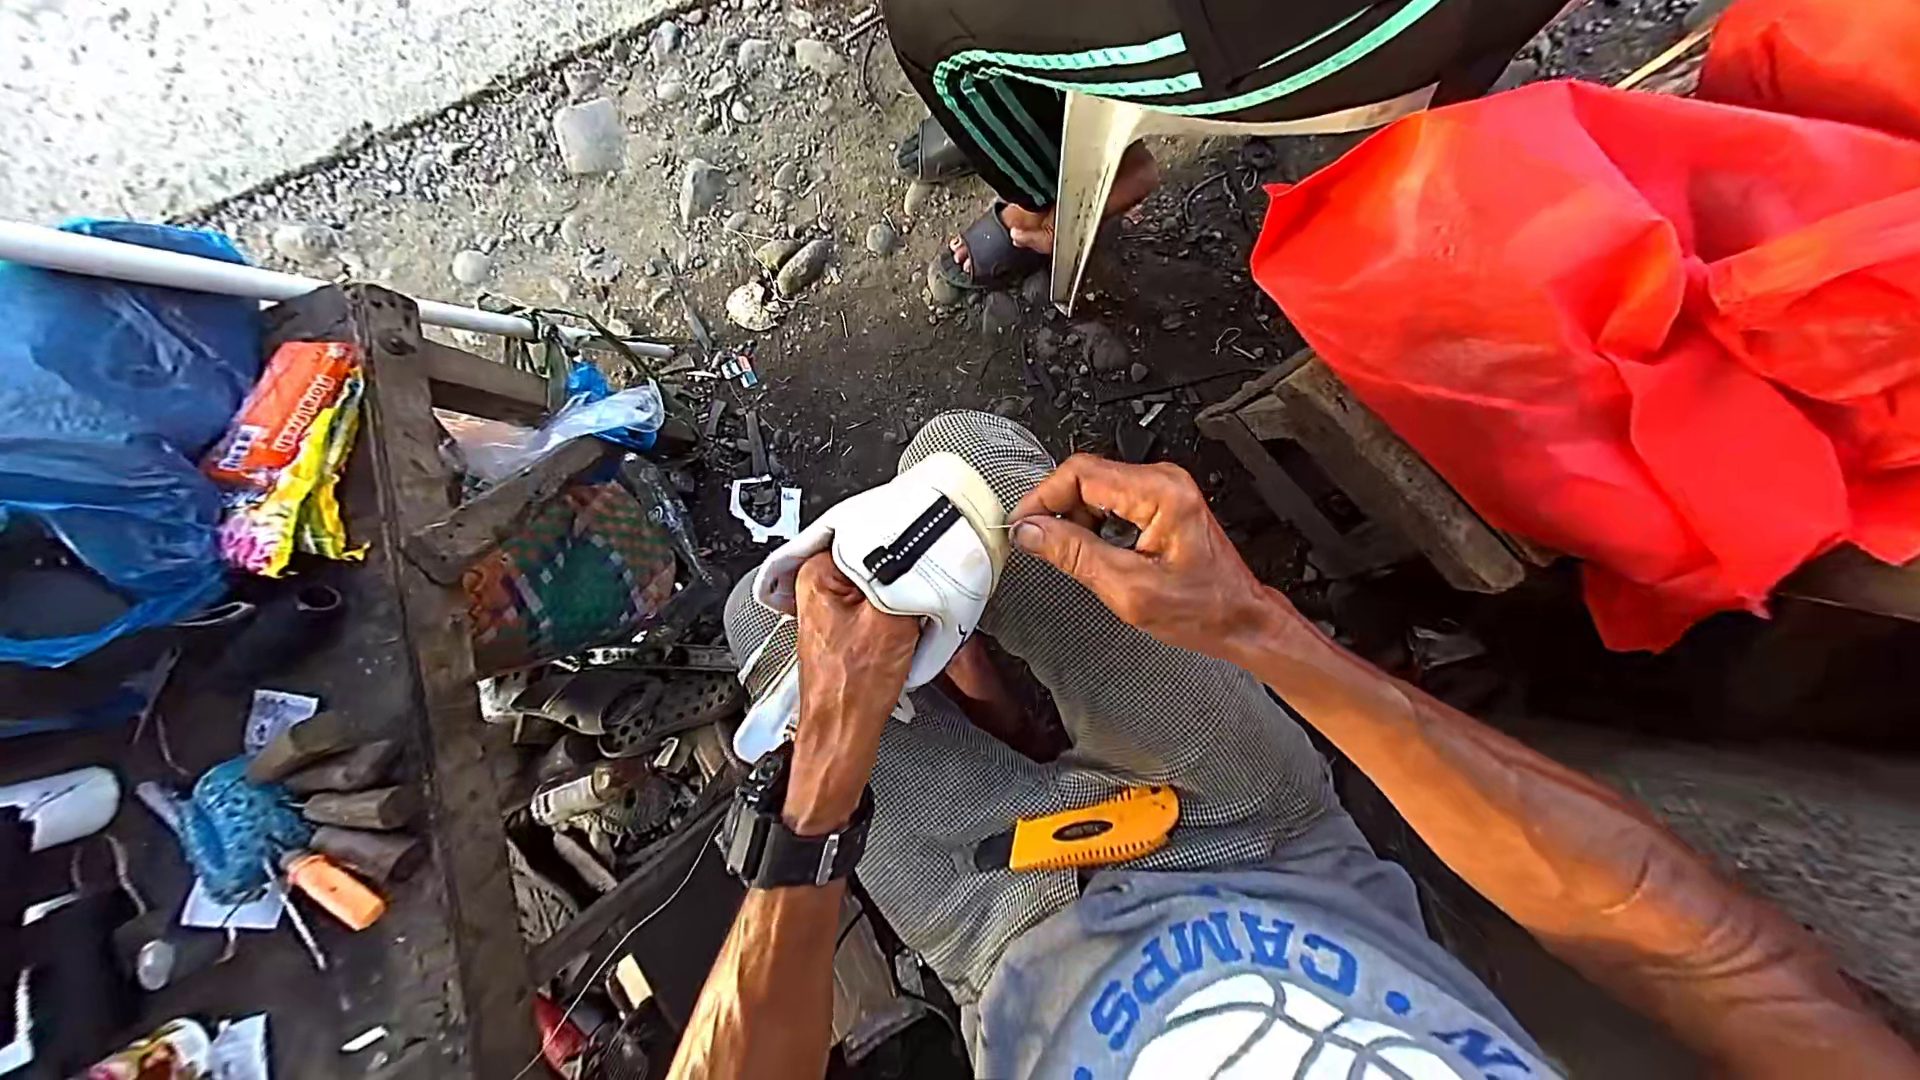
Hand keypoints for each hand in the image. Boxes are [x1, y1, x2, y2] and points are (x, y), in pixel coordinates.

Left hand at [785, 553, 918, 834]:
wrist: (845, 730)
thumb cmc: (852, 689)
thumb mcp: (890, 620)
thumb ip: (906, 577)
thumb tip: (922, 546)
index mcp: (817, 574)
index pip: (867, 533)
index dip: (901, 542)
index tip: (923, 548)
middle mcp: (819, 585)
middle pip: (874, 555)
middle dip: (902, 569)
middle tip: (918, 588)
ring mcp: (833, 605)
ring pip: (879, 579)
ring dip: (901, 590)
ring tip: (910, 613)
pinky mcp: (847, 623)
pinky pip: (878, 600)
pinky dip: (896, 608)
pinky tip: (905, 624)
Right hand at [1009, 456, 1295, 664]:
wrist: (1238, 619)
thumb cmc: (1203, 609)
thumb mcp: (1128, 588)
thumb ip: (1074, 554)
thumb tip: (1031, 532)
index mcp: (1161, 494)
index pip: (1080, 474)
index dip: (1042, 498)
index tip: (1023, 525)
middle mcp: (1163, 482)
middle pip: (1084, 476)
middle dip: (1054, 509)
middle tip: (1036, 541)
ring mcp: (1161, 490)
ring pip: (1092, 488)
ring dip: (1070, 518)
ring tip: (1068, 552)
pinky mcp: (1156, 502)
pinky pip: (1107, 500)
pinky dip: (1088, 522)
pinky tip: (1089, 549)